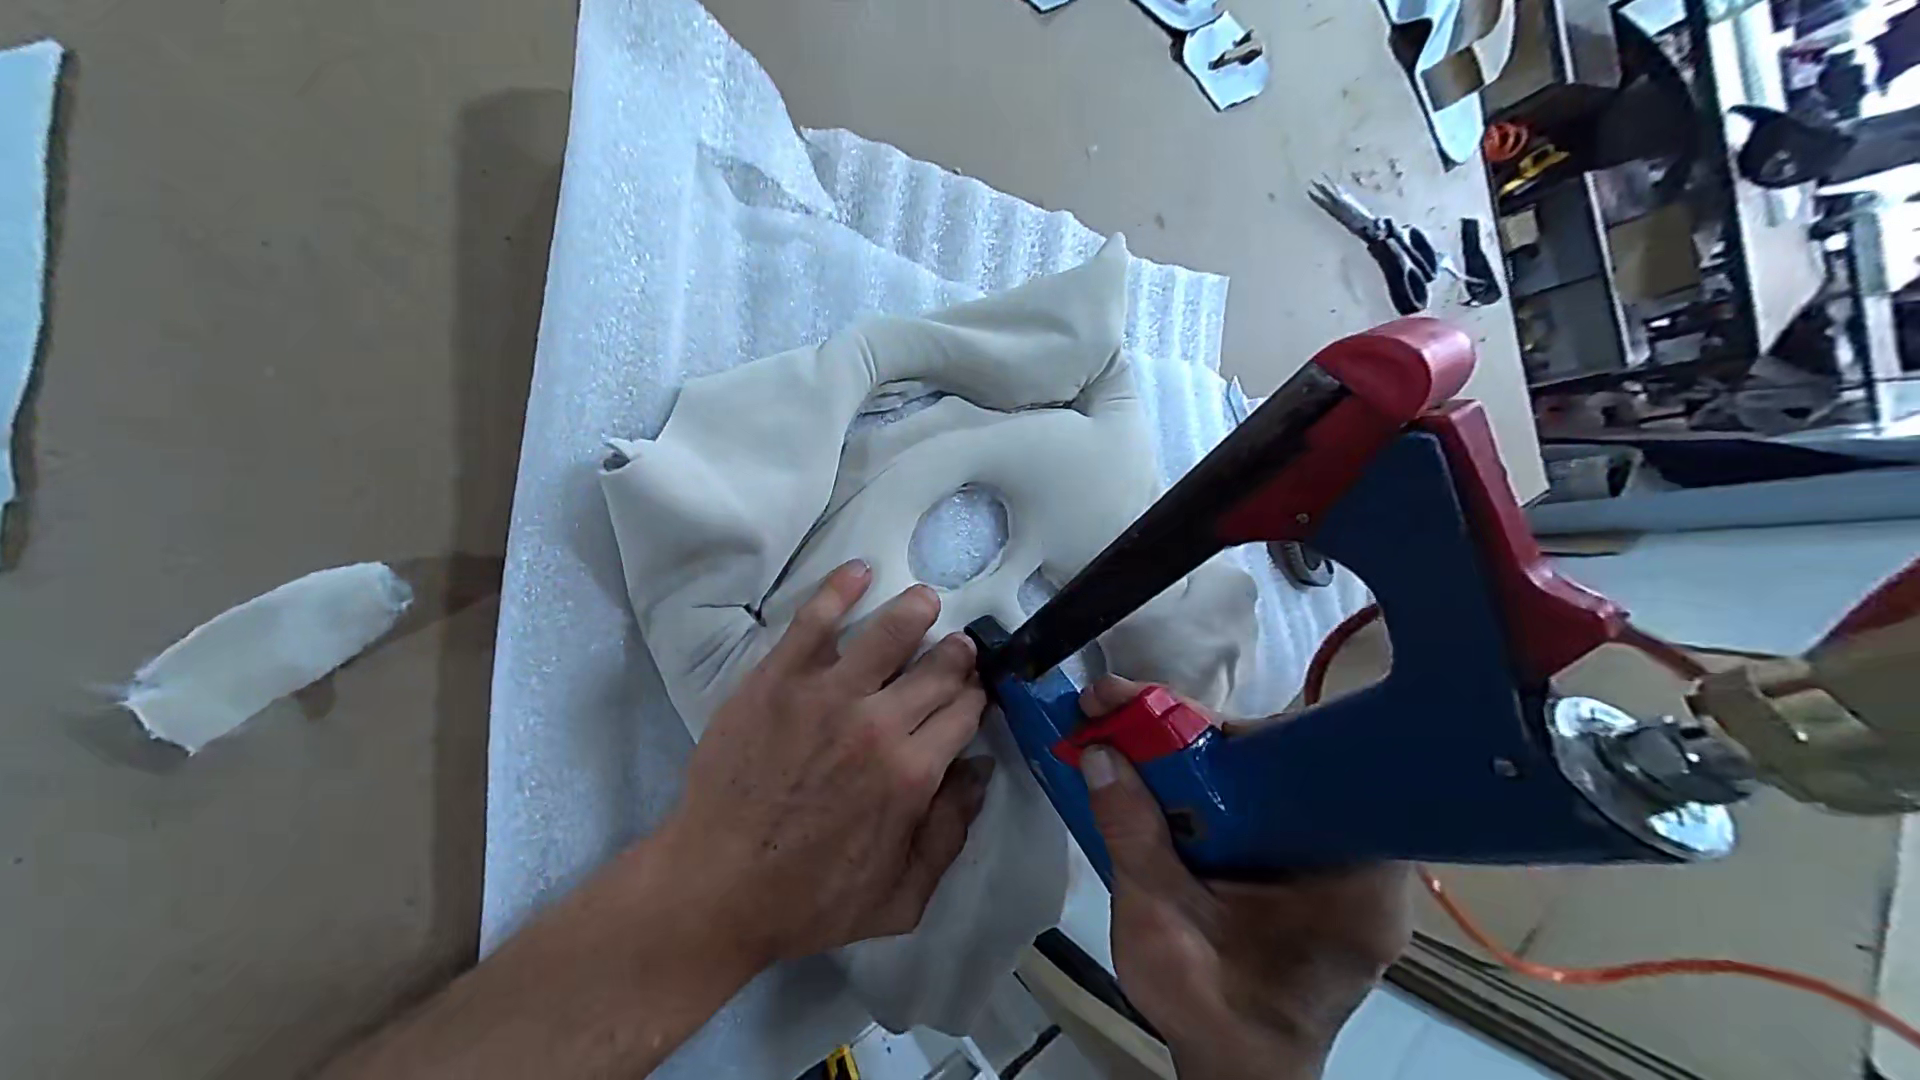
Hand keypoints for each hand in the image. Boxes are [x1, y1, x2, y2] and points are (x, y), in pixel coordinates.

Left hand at [656, 559, 994, 967]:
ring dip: (917, 609)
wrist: (714, 887)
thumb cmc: (809, 899)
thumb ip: (951, 835)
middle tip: (957, 648)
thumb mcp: (901, 898)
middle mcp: (879, 724)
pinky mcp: (778, 679)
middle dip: (958, 653)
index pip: (965, 710)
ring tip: (925, 599)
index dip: (975, 696)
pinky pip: (815, 620)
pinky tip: (859, 570)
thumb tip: (980, 771)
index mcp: (912, 774)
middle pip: (940, 666)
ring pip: (890, 631)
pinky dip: (840, 588)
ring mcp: (825, 695)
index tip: (971, 692)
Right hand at [1077, 677, 1410, 1079]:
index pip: (1312, 770)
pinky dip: (1201, 781)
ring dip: (1193, 753)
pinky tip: (1156, 768)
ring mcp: (1329, 860)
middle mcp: (1358, 861)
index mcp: (1354, 882)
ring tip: (1131, 726)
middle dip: (1199, 735)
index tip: (1170, 713)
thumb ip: (1133, 838)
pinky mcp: (1299, 862)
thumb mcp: (1159, 929)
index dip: (1240, 734)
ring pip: (1261, 777)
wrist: (1232, 1072)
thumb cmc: (1209, 1014)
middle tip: (1130, 710)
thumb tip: (1100, 751)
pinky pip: (1252, 800)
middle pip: (1279, 765)